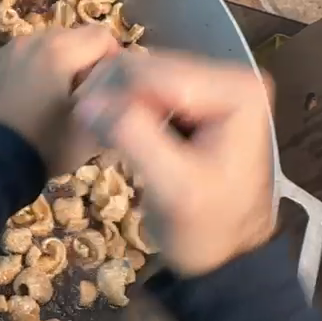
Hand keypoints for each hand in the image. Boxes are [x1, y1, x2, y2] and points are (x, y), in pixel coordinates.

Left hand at [0, 25, 121, 175]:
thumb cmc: (47, 144)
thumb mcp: (93, 125)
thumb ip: (114, 91)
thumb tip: (117, 71)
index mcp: (58, 51)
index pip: (103, 36)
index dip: (113, 61)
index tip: (108, 89)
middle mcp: (34, 40)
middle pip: (77, 35)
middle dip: (87, 59)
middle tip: (85, 94)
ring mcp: (12, 49)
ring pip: (53, 42)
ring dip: (64, 60)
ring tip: (59, 95)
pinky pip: (31, 52)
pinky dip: (41, 65)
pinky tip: (37, 94)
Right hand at [73, 51, 276, 275]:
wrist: (226, 254)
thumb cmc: (207, 229)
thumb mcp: (172, 188)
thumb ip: (133, 138)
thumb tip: (85, 104)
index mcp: (236, 90)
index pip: (153, 74)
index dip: (113, 97)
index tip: (86, 126)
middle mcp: (229, 74)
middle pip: (144, 66)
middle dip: (110, 97)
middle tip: (90, 134)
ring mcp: (211, 83)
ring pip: (137, 73)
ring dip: (110, 101)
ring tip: (100, 137)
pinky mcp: (194, 95)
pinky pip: (142, 86)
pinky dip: (120, 106)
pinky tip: (113, 132)